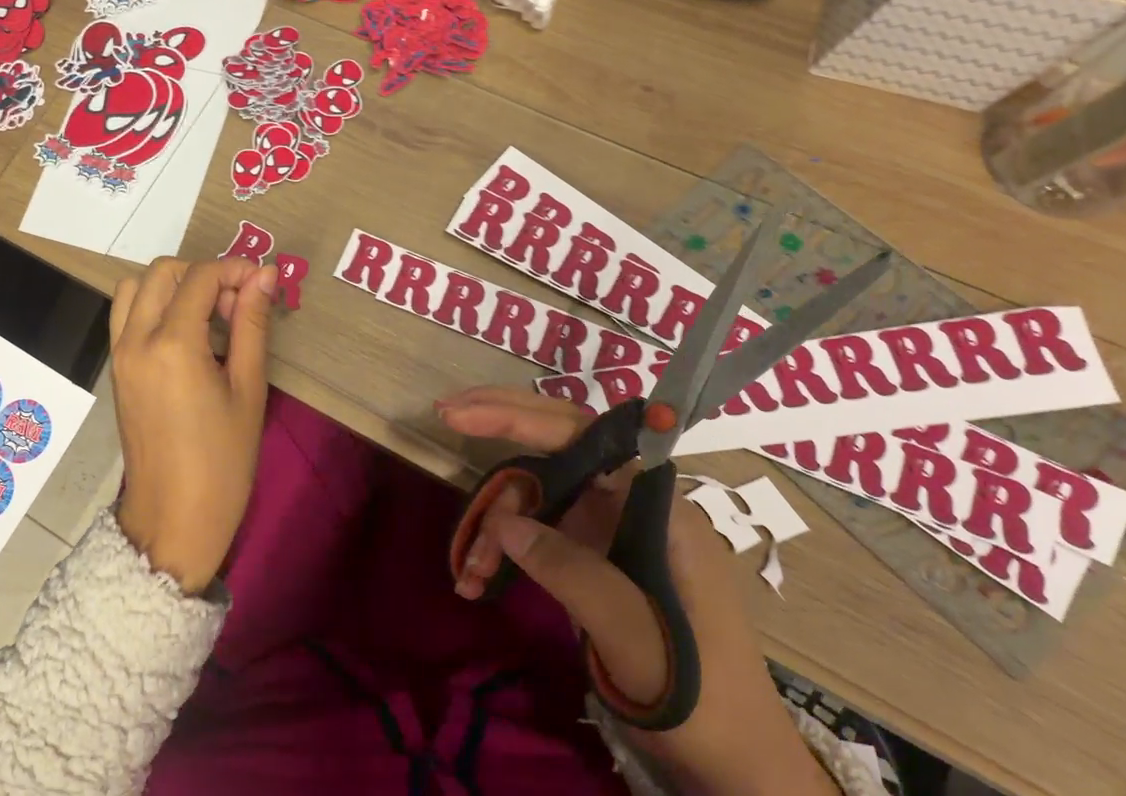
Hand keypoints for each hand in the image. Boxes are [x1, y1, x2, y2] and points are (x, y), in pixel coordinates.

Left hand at [110, 257, 277, 592]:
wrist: (175, 515)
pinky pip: (126, 315)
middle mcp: (136, 339)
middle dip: (202, 274)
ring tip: (209, 316)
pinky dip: (153, 306)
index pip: (200, 276)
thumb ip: (253, 324)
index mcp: (172, 344)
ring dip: (172, 285)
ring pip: (135, 288)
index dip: (235, 269)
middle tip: (236, 305)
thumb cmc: (223, 460)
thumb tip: (266, 274)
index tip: (264, 283)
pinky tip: (186, 335)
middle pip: (162, 272)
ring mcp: (119, 353)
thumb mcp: (248, 389)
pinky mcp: (116, 369)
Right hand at [441, 389, 837, 795]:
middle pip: (553, 454)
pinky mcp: (593, 562)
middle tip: (442, 421)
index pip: (582, 434)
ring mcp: (611, 533)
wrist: (730, 759)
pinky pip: (535, 535)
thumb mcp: (633, 632)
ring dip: (493, 525)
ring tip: (467, 573)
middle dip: (499, 449)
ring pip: (536, 498)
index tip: (459, 413)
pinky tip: (477, 582)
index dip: (518, 413)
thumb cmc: (697, 689)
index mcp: (656, 506)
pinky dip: (501, 552)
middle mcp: (632, 506)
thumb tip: (504, 522)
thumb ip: (571, 570)